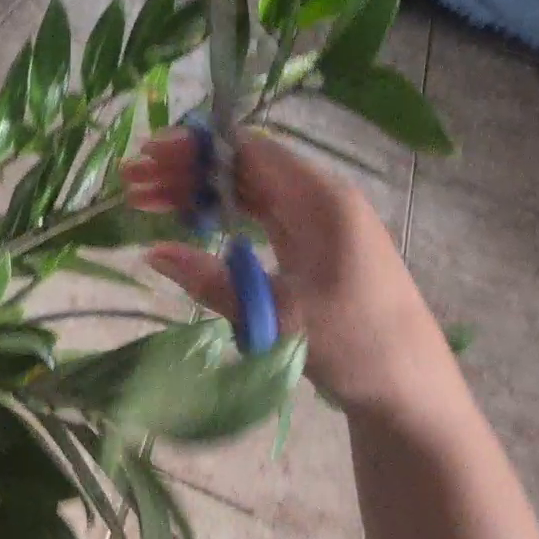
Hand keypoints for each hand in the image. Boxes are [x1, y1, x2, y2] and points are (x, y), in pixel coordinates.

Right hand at [122, 129, 449, 414]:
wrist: (407, 388)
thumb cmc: (353, 345)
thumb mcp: (277, 315)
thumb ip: (213, 281)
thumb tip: (152, 253)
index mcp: (320, 199)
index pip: (249, 150)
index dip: (196, 149)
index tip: (149, 157)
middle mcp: (318, 200)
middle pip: (242, 167)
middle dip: (185, 170)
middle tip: (130, 183)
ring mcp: (314, 223)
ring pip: (245, 192)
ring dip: (196, 193)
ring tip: (142, 200)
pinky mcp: (310, 247)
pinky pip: (256, 217)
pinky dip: (218, 217)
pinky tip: (185, 225)